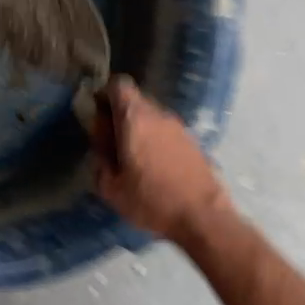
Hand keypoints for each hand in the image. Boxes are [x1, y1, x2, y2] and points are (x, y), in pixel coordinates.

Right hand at [91, 75, 229, 240]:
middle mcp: (158, 115)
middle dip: (121, 116)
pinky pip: (168, 133)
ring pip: (152, 118)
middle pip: (134, 101)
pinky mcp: (195, 143)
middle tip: (114, 144)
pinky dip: (159, 143)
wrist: (205, 219)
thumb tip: (102, 151)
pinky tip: (159, 170)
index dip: (105, 96)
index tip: (100, 119)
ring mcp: (180, 128)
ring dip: (141, 130)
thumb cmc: (152, 201)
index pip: (118, 85)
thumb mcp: (111, 188)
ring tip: (137, 161)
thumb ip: (100, 162)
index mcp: (134, 118)